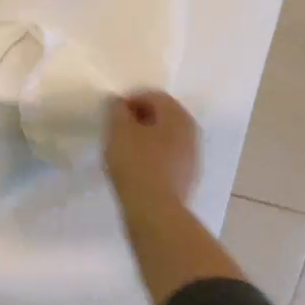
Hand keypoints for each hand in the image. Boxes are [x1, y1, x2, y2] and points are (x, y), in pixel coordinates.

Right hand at [103, 90, 198, 209]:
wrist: (155, 209)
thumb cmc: (135, 162)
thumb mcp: (117, 129)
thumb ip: (116, 109)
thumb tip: (119, 103)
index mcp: (177, 117)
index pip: (155, 96)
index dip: (131, 98)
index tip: (112, 111)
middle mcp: (191, 133)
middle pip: (164, 115)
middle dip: (140, 116)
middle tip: (117, 126)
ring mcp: (192, 157)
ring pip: (167, 136)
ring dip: (146, 136)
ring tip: (124, 146)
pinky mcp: (187, 176)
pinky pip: (168, 155)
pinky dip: (152, 153)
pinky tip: (136, 165)